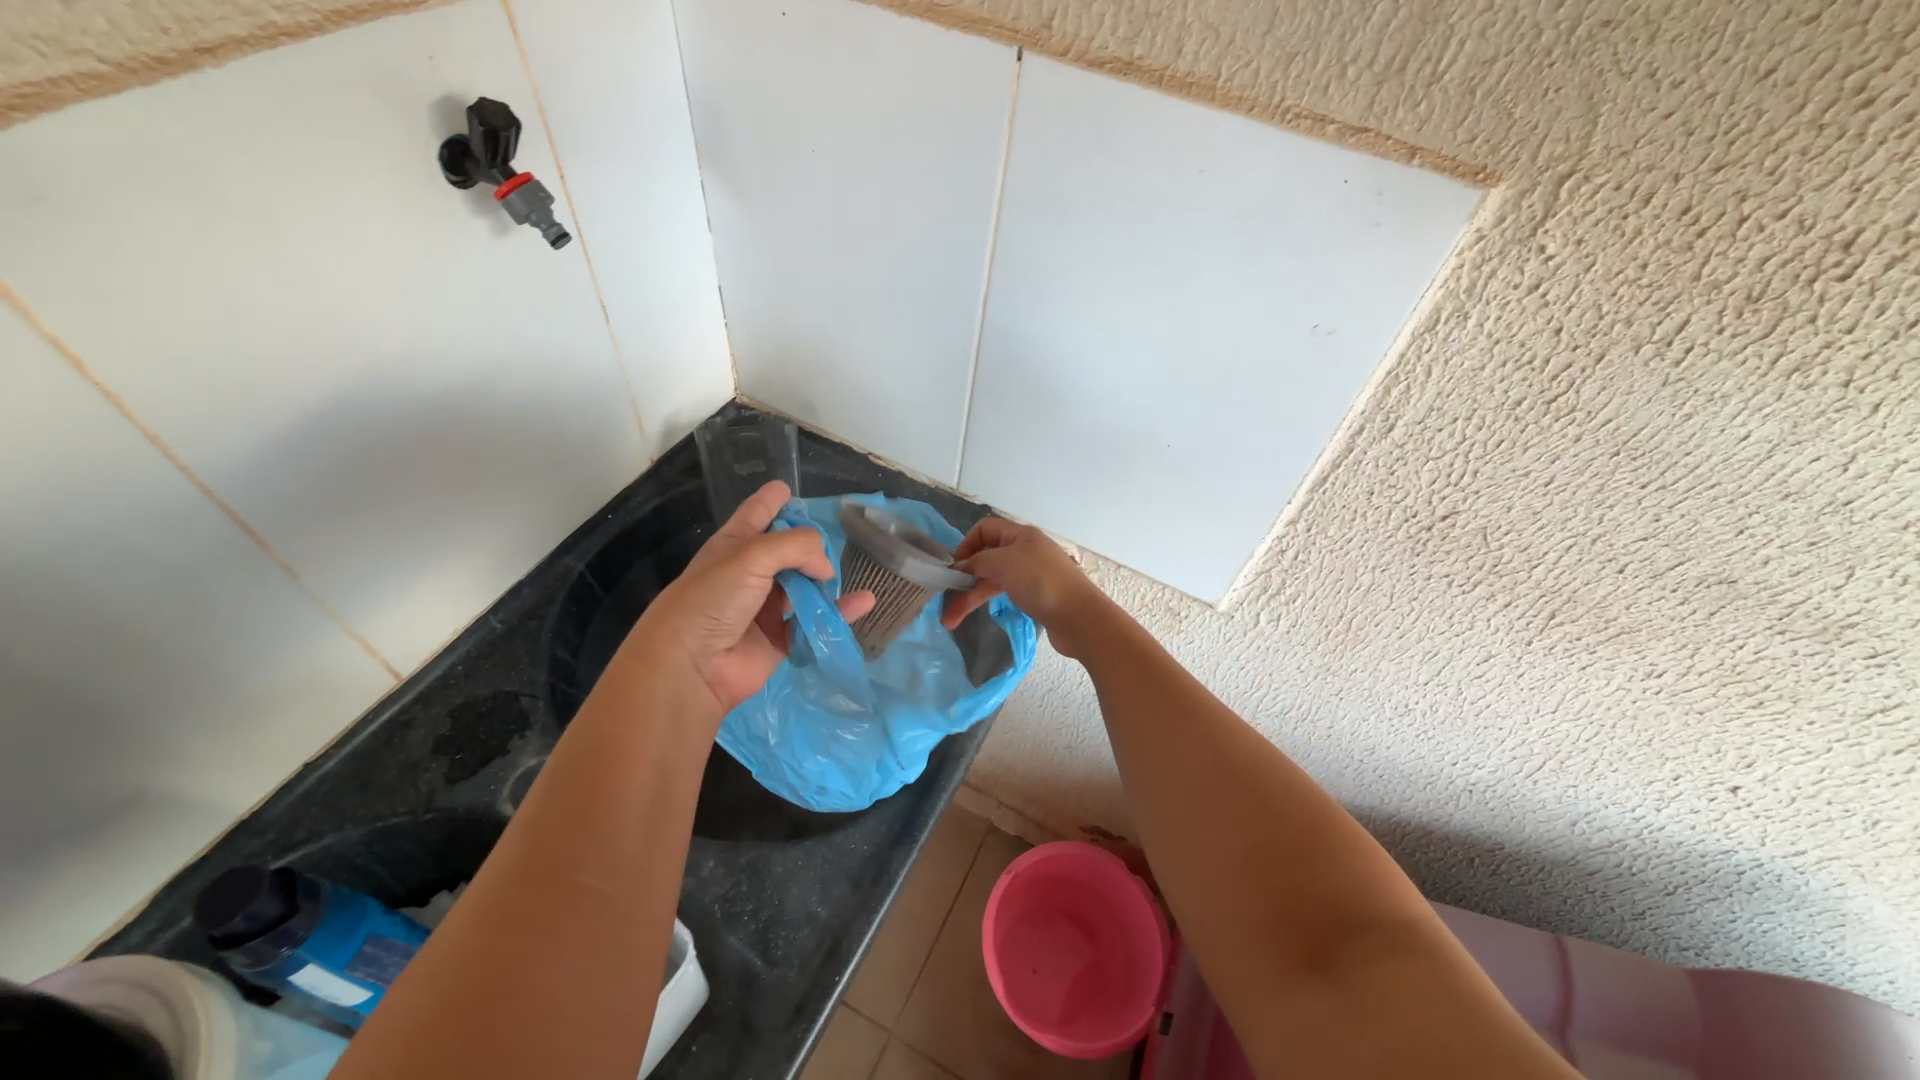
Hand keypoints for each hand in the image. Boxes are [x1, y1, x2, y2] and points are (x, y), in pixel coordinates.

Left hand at [625, 481, 873, 715]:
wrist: (691, 664)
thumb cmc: (713, 598)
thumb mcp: (751, 555)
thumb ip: (797, 547)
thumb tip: (826, 568)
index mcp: (734, 545)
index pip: (757, 513)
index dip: (772, 499)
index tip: (788, 489)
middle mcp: (750, 573)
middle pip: (788, 551)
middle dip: (811, 545)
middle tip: (834, 545)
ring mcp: (766, 607)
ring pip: (805, 587)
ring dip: (827, 581)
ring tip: (848, 575)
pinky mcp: (781, 639)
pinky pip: (816, 621)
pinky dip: (840, 612)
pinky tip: (864, 601)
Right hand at [940, 519, 1109, 656]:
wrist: (1079, 618)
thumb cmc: (1041, 583)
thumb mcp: (1003, 563)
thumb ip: (976, 562)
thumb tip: (958, 568)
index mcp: (1020, 536)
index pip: (985, 529)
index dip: (965, 545)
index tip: (953, 569)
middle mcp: (1025, 551)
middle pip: (985, 558)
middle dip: (963, 579)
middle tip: (944, 603)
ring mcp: (1031, 575)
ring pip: (992, 580)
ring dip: (969, 597)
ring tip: (950, 621)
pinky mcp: (1035, 597)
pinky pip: (1003, 593)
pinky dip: (986, 602)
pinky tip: (974, 614)